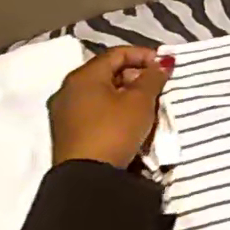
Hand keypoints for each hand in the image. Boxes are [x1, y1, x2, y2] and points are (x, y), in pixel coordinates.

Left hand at [47, 47, 175, 167]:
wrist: (87, 176)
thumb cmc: (115, 129)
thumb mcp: (141, 100)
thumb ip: (153, 77)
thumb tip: (162, 63)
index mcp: (82, 76)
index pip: (117, 53)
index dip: (145, 55)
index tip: (165, 66)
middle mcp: (68, 89)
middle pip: (108, 71)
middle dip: (136, 74)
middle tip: (158, 85)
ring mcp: (64, 111)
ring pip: (101, 91)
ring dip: (127, 91)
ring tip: (148, 102)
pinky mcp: (68, 130)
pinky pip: (95, 107)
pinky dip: (114, 106)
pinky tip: (130, 117)